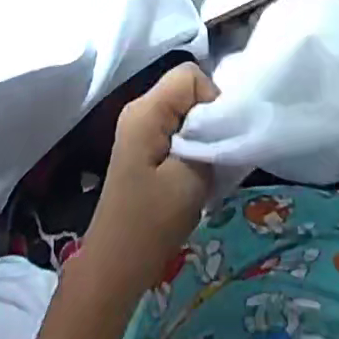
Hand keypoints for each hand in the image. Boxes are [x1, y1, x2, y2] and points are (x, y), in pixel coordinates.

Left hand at [84, 62, 220, 280]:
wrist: (115, 262)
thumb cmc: (150, 221)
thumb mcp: (189, 179)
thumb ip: (209, 141)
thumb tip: (222, 121)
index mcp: (146, 110)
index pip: (189, 75)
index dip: (211, 99)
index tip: (217, 137)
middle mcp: (139, 109)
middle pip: (186, 89)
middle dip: (209, 117)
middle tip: (216, 154)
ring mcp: (139, 128)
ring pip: (183, 110)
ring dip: (201, 134)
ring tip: (206, 167)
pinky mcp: (143, 147)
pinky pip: (175, 128)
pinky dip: (192, 145)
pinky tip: (194, 174)